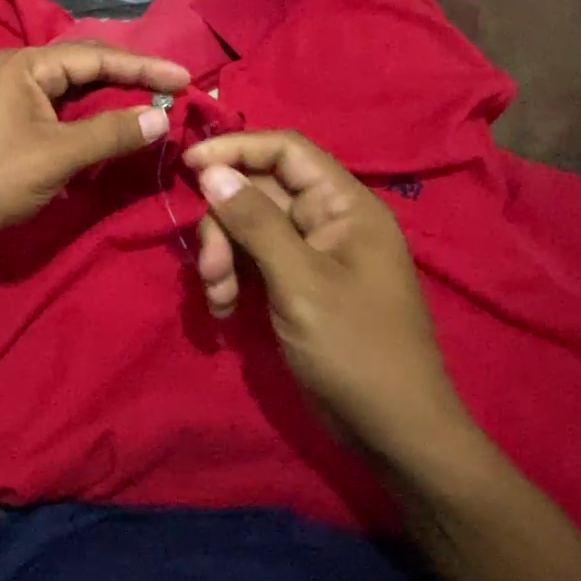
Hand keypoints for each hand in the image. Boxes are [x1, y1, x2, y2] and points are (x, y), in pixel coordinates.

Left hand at [0, 43, 190, 263]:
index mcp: (23, 65)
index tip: (185, 79)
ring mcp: (8, 96)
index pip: (95, 56)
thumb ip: (111, 133)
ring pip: (72, 90)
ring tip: (151, 106)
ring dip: (110, 99)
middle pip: (84, 66)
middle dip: (129, 78)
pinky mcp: (7, 122)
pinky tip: (109, 128)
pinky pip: (57, 110)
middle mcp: (15, 70)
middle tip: (173, 90)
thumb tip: (161, 117)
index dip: (143, 67)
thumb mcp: (58, 157)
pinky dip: (86, 119)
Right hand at [184, 131, 472, 462]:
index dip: (236, 149)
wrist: (392, 432)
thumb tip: (211, 170)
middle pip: (258, 192)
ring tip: (220, 298)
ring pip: (248, 228)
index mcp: (345, 206)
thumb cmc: (355, 349)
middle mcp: (328, 220)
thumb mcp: (300, 283)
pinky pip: (252, 262)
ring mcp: (311, 254)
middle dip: (224, 225)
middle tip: (210, 270)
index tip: (188, 166)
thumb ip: (255, 221)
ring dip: (223, 257)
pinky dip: (233, 280)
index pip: (286, 150)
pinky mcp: (296, 285)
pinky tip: (226, 311)